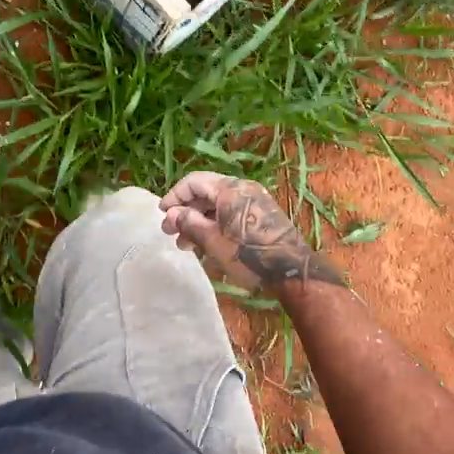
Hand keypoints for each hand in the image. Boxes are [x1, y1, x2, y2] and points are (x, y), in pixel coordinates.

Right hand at [158, 172, 345, 292]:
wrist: (291, 271)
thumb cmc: (248, 254)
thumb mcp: (213, 240)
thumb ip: (189, 223)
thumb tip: (171, 214)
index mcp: (230, 189)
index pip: (194, 182)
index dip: (174, 196)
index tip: (162, 214)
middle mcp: (243, 189)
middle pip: (206, 193)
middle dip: (186, 212)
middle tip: (171, 233)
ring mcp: (255, 201)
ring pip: (218, 205)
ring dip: (199, 221)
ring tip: (186, 245)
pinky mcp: (262, 215)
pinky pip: (232, 212)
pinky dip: (215, 224)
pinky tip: (207, 244)